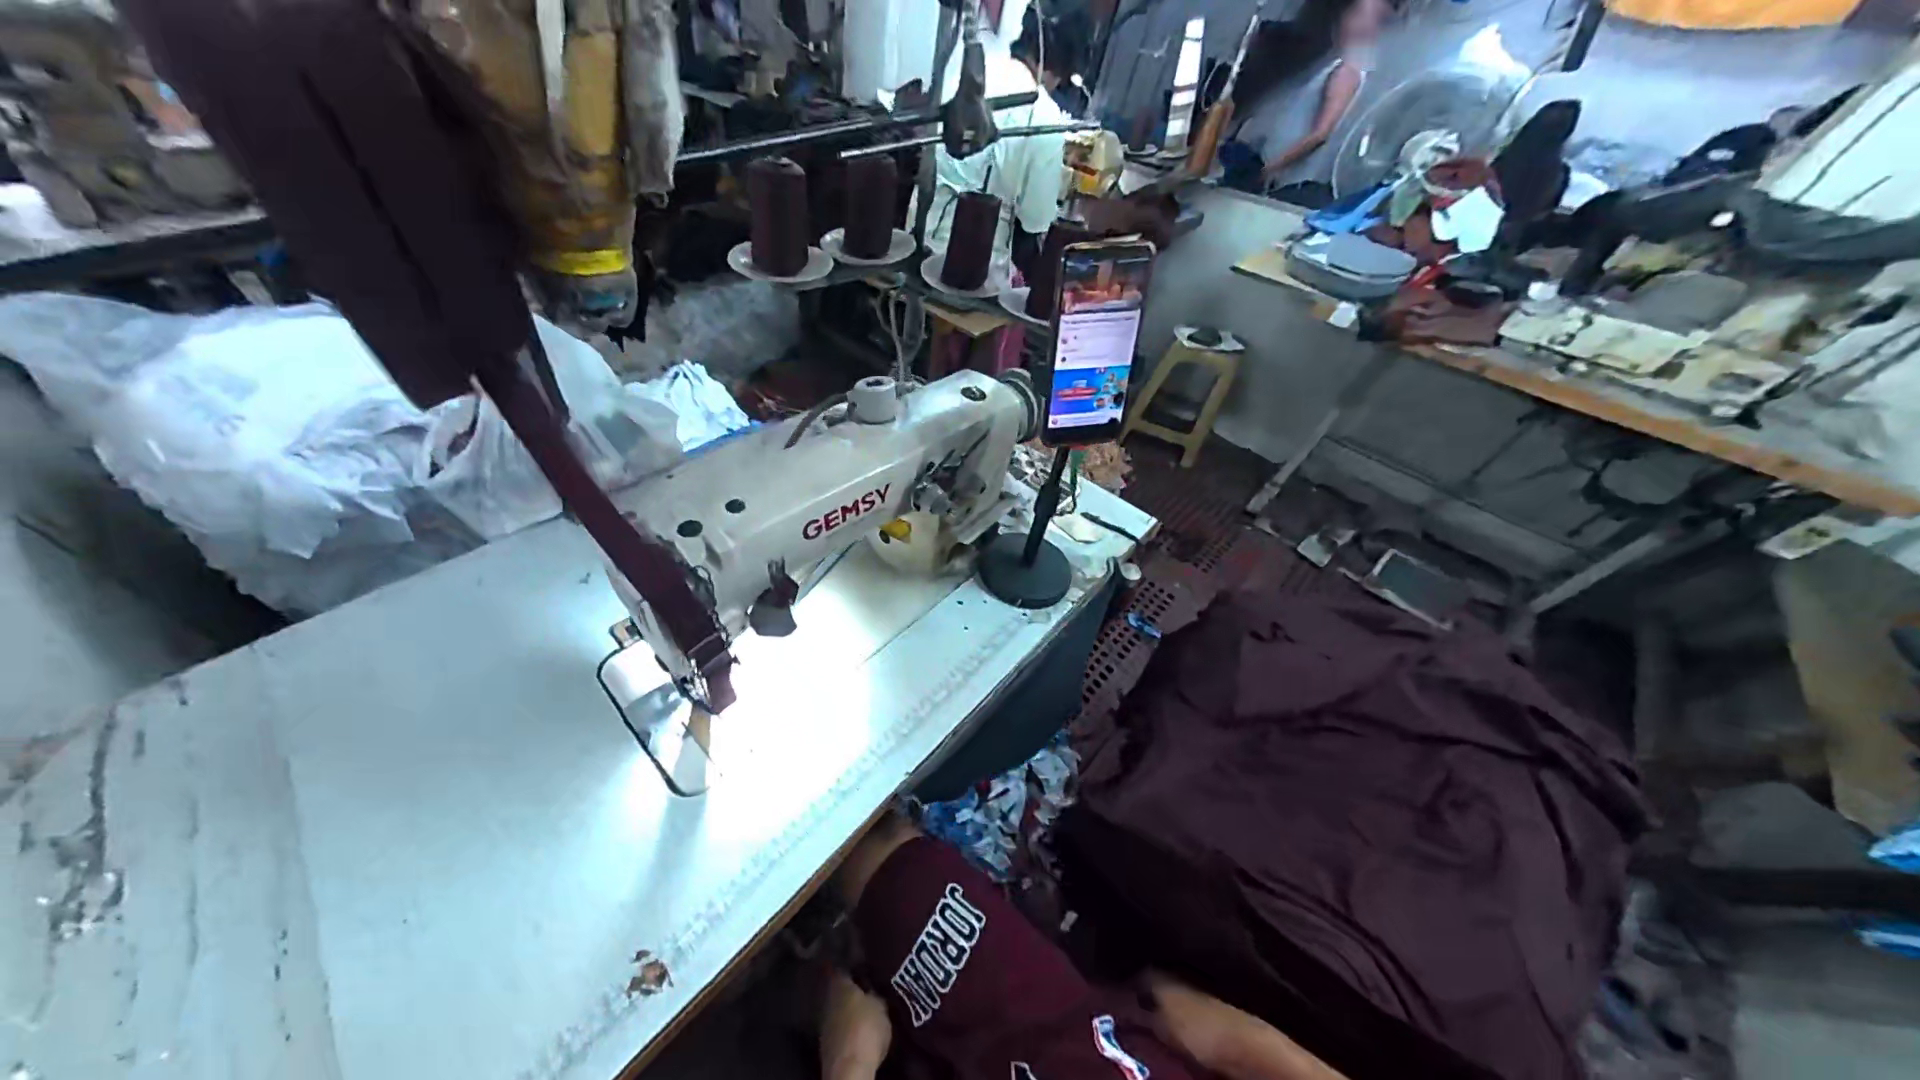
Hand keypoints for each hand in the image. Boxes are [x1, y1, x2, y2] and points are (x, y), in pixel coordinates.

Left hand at [821, 969, 891, 1079]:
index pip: (842, 968)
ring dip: (847, 1009)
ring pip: (836, 1009)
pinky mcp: (825, 1045)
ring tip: (864, 1010)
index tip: (863, 965)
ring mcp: (823, 1024)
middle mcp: (826, 1000)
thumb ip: (875, 993)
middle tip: (866, 988)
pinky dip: (845, 1026)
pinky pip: (837, 1028)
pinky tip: (857, 1029)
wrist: (848, 1071)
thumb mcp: (881, 1006)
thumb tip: (873, 986)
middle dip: (850, 989)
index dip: (852, 966)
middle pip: (838, 989)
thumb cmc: (866, 1030)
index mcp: (839, 985)